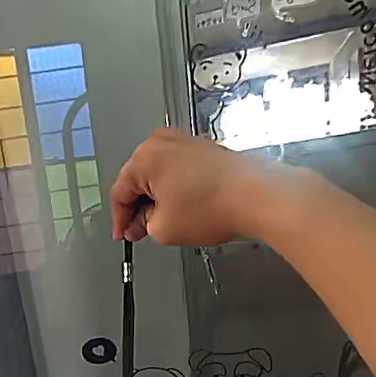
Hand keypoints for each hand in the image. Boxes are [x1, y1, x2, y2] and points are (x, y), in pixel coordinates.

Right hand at [109, 128, 303, 245]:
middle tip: (140, 231)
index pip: (119, 192)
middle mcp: (163, 143)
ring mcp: (186, 143)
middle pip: (138, 180)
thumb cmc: (214, 205)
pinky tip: (184, 210)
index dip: (119, 220)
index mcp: (144, 157)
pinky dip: (176, 190)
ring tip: (166, 224)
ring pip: (160, 175)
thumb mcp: (164, 229)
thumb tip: (143, 223)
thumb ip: (144, 226)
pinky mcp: (205, 150)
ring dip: (158, 199)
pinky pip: (180, 171)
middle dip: (138, 208)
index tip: (123, 234)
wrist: (256, 196)